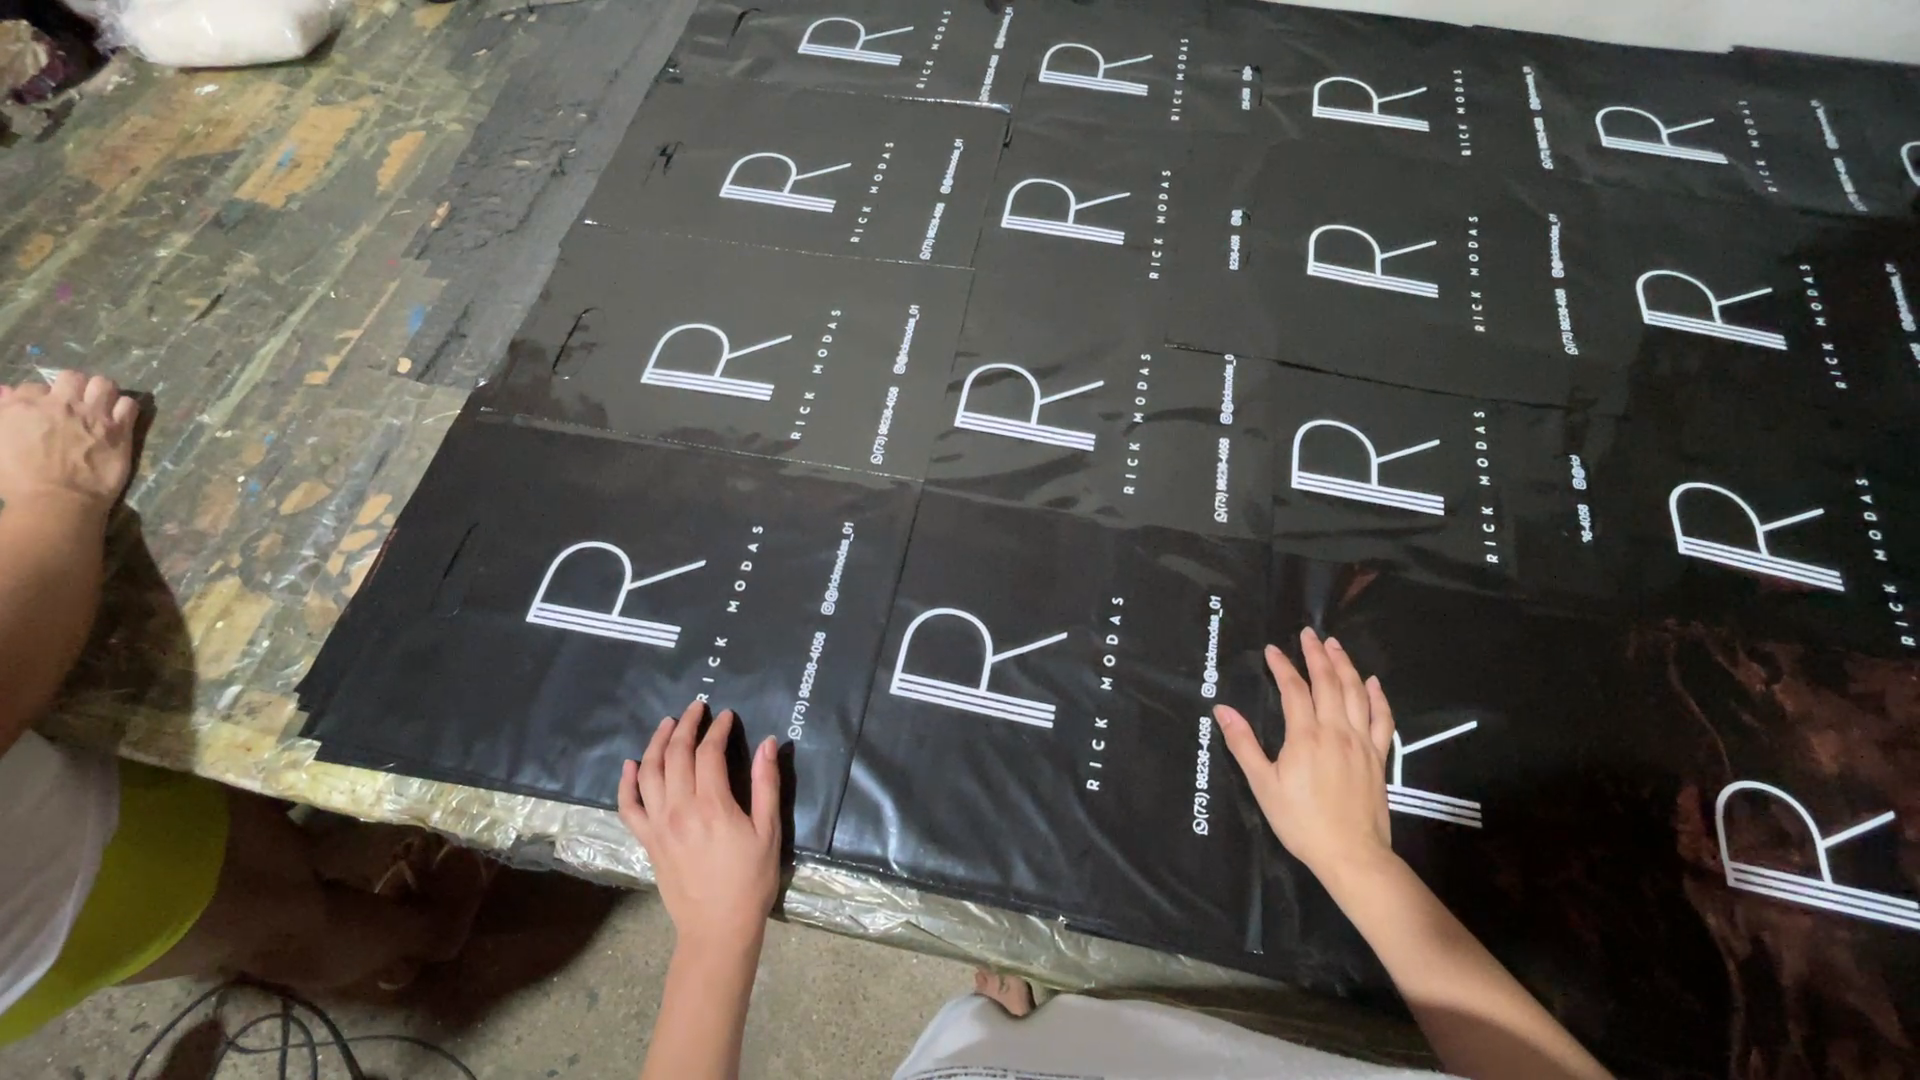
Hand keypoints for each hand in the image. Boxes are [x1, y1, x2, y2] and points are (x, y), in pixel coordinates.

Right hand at [0, 371, 137, 516]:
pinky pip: (129, 404)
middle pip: (72, 377)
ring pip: (103, 384)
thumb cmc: (18, 476)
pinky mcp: (120, 429)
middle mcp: (61, 404)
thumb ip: (5, 413)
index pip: (31, 386)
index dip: (37, 396)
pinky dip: (125, 406)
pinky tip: (119, 416)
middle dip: (72, 385)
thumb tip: (6, 392)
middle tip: (75, 402)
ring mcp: (94, 415)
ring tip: (100, 404)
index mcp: (24, 406)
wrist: (58, 497)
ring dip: (101, 390)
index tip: (43, 408)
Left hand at [618, 701, 781, 953]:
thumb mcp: (768, 831)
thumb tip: (767, 744)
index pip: (709, 753)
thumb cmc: (751, 879)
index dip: (717, 729)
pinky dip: (626, 783)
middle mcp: (679, 809)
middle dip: (686, 726)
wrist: (718, 928)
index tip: (726, 715)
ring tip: (668, 723)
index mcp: (712, 805)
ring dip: (656, 743)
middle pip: (676, 755)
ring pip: (649, 773)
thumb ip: (766, 785)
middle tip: (697, 708)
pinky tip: (631, 765)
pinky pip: (628, 807)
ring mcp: (658, 825)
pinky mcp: (647, 841)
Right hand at [1214, 627, 1396, 882]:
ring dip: (1345, 665)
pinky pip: (1383, 719)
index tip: (1272, 649)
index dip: (1282, 666)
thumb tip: (1222, 710)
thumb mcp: (1262, 784)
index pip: (1294, 689)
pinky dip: (1378, 697)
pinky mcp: (1379, 757)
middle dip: (1317, 654)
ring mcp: (1362, 743)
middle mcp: (1337, 731)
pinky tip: (1372, 682)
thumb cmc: (1300, 821)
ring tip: (1335, 645)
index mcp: (1306, 736)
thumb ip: (1243, 744)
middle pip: (1329, 682)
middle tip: (1308, 633)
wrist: (1351, 854)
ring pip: (1356, 693)